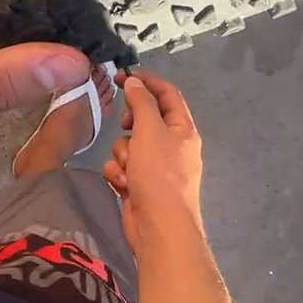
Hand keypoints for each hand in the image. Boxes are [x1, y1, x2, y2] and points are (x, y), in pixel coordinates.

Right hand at [104, 70, 204, 243]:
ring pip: (128, 144)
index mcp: (183, 130)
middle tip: (125, 124)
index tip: (123, 74)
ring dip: (123, 154)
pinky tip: (125, 185)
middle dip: (130, 123)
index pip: (167, 94)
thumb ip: (140, 103)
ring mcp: (155, 167)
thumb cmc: (160, 175)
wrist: (159, 227)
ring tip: (130, 169)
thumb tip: (135, 82)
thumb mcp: (150, 131)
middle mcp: (171, 145)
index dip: (147, 81)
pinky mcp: (140, 184)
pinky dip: (120, 173)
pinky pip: (122, 166)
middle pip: (145, 119)